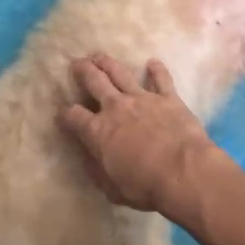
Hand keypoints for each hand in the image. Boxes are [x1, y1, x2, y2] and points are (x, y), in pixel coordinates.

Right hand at [59, 54, 233, 217]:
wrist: (182, 170)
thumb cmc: (144, 186)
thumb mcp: (111, 188)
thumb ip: (97, 170)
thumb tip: (89, 157)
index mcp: (98, 132)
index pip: (73, 116)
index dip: (65, 114)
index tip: (62, 112)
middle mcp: (116, 108)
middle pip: (95, 82)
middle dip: (83, 71)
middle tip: (77, 62)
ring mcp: (143, 98)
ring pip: (121, 73)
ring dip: (108, 63)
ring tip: (100, 56)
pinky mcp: (168, 96)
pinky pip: (161, 78)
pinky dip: (157, 69)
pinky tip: (153, 62)